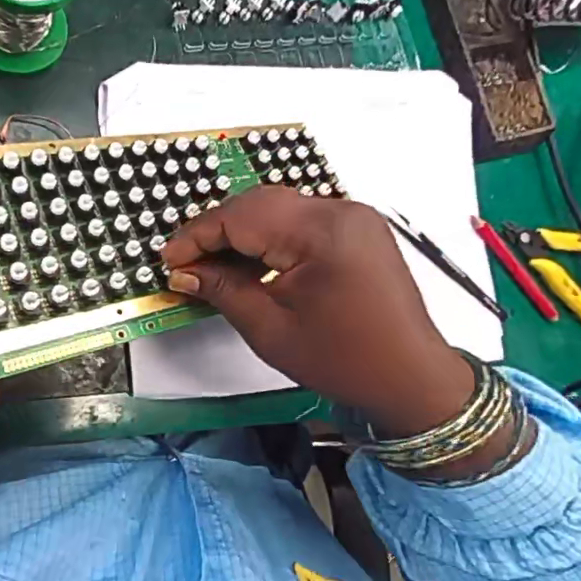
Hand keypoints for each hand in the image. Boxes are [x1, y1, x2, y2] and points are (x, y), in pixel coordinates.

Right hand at [160, 188, 474, 437]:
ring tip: (210, 263)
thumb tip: (183, 272)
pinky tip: (247, 260)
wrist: (410, 377)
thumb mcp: (269, 328)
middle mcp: (340, 212)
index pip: (241, 217)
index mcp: (321, 234)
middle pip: (258, 203)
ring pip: (276, 207)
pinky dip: (266, 235)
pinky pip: (297, 219)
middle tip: (186, 262)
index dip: (197, 236)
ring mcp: (352, 217)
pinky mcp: (355, 228)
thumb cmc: (342, 359)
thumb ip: (222, 289)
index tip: (169, 260)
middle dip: (215, 230)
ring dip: (239, 231)